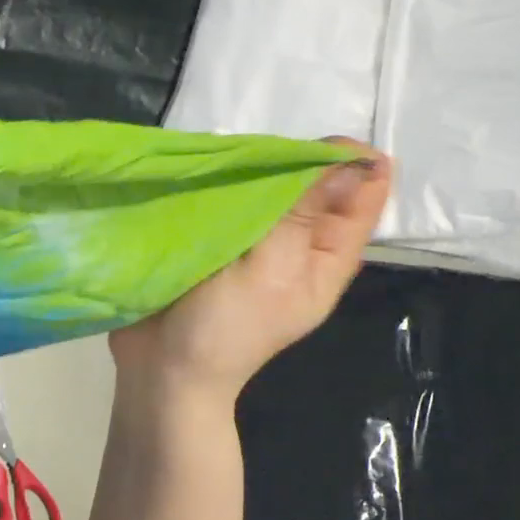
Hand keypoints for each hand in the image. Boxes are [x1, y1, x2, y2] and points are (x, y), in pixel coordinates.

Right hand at [110, 139, 392, 400]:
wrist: (159, 372)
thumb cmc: (223, 330)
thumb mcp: (268, 273)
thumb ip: (300, 219)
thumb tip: (344, 162)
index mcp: (326, 257)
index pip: (361, 194)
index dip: (346, 163)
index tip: (309, 147)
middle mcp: (290, 248)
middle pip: (306, 189)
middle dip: (285, 165)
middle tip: (249, 155)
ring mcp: (243, 250)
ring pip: (258, 196)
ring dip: (241, 177)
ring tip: (215, 165)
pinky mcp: (200, 250)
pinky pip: (214, 212)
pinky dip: (207, 195)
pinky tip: (189, 185)